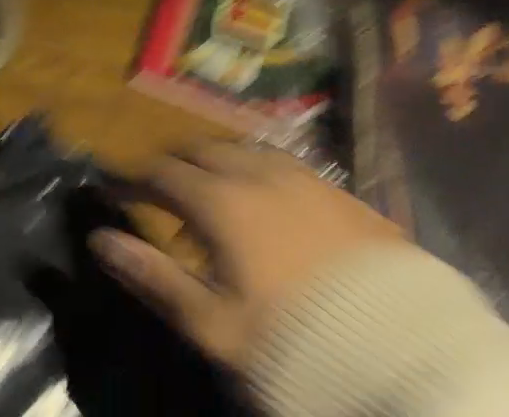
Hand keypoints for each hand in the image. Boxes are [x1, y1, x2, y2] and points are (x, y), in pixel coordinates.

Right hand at [91, 141, 406, 369]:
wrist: (410, 358)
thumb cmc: (293, 339)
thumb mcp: (212, 322)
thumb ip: (151, 275)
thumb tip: (98, 240)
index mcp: (220, 200)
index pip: (159, 173)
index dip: (130, 179)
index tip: (111, 191)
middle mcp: (259, 175)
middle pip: (201, 149)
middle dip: (172, 163)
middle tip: (158, 187)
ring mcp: (309, 181)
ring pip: (247, 150)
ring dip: (219, 162)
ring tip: (213, 188)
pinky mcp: (347, 197)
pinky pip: (290, 167)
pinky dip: (262, 173)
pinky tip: (270, 201)